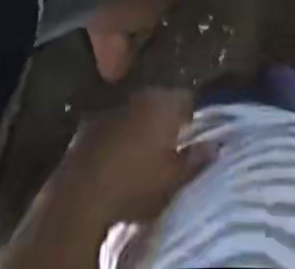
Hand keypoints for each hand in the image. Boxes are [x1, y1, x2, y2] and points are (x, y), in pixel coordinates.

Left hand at [57, 88, 210, 222]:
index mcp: (164, 104)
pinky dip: (116, 136)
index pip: (188, 99)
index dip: (192, 116)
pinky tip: (116, 157)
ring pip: (134, 112)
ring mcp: (110, 109)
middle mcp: (139, 97)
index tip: (192, 133)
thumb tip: (214, 147)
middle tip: (169, 142)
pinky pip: (110, 126)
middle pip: (160, 101)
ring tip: (142, 151)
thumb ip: (196, 159)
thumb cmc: (136, 184)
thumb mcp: (174, 179)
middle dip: (165, 117)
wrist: (80, 197)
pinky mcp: (86, 127)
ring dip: (139, 125)